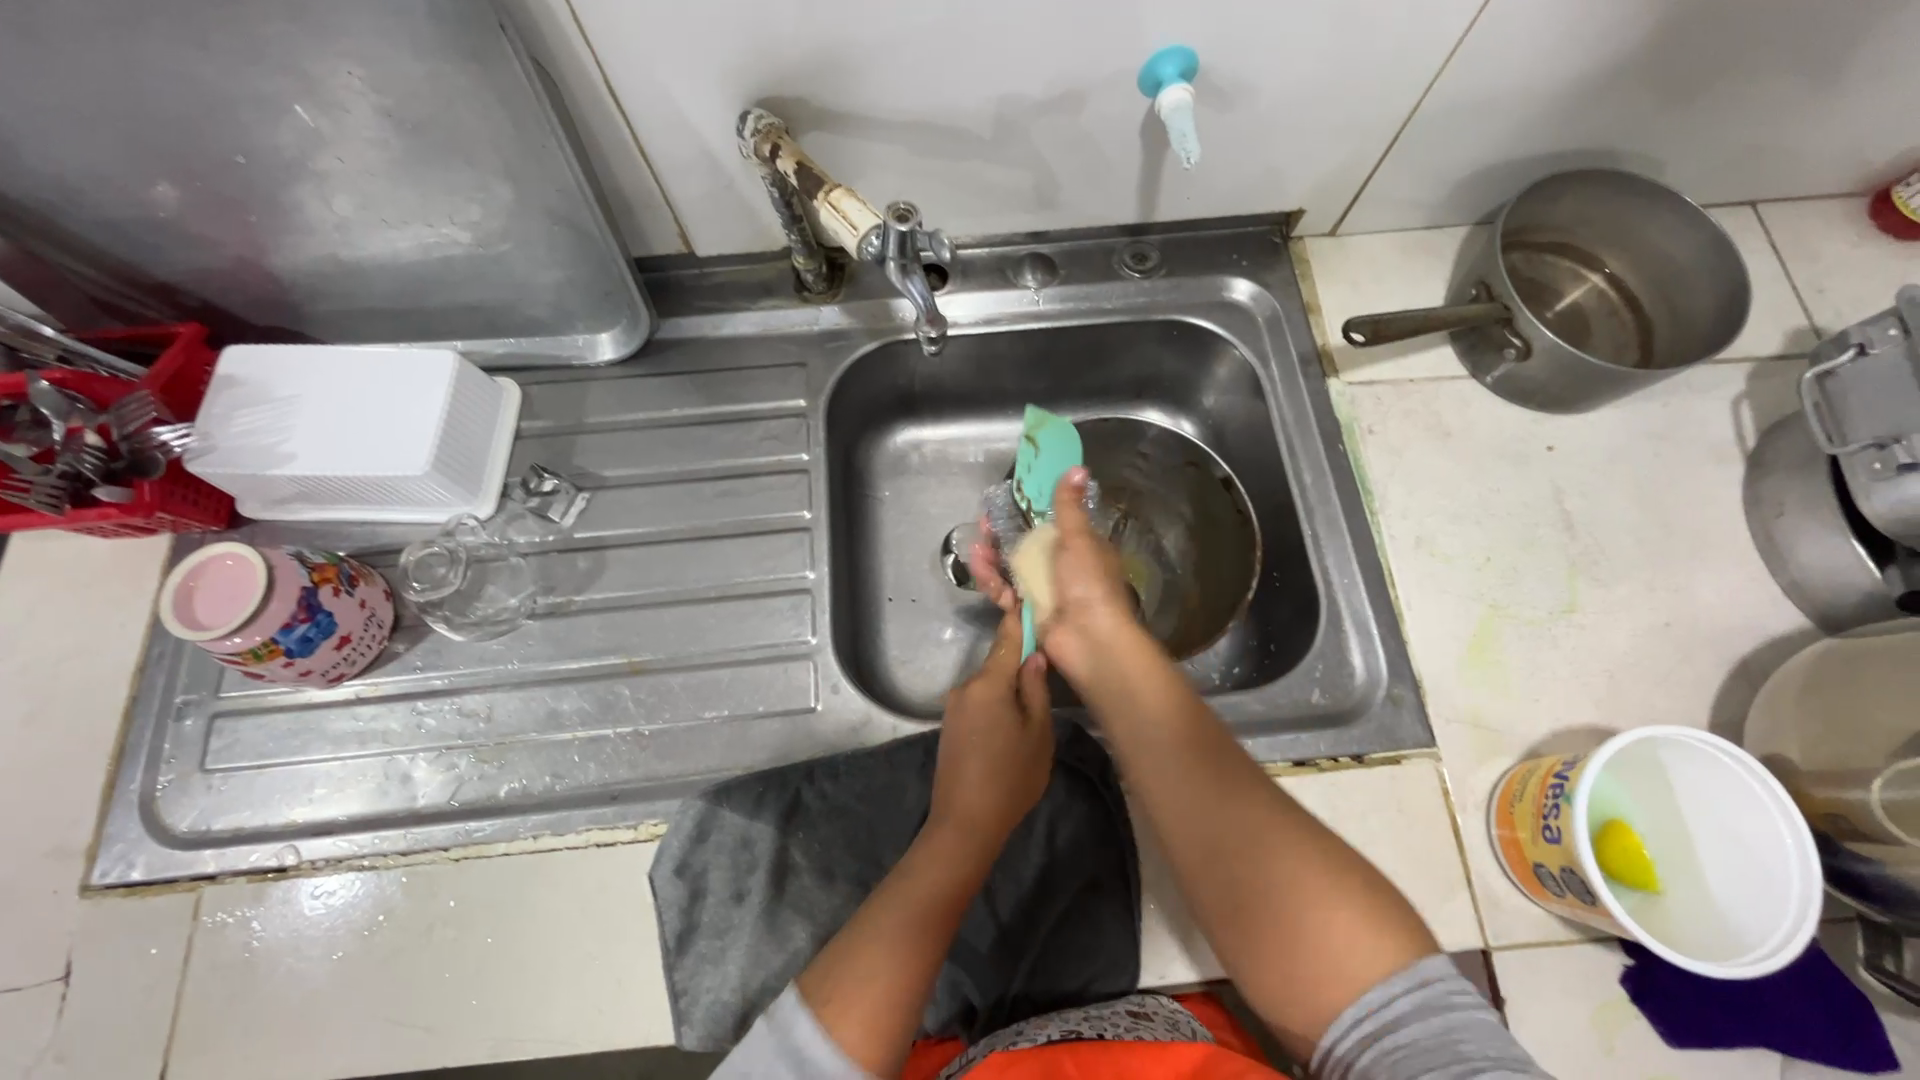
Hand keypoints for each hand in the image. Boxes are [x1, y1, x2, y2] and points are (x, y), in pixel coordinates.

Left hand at [927, 609, 1053, 848]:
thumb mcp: (1037, 733)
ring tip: (1035, 706)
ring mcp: (954, 707)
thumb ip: (1035, 689)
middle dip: (1021, 662)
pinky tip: (1012, 724)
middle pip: (998, 663)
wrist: (964, 823)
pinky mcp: (951, 725)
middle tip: (1049, 668)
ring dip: (1009, 688)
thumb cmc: (1010, 777)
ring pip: (989, 685)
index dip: (1020, 619)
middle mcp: (965, 687)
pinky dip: (997, 704)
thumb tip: (1034, 656)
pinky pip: (979, 702)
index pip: (1007, 638)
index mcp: (988, 683)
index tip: (1031, 599)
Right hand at [965, 468, 1146, 681]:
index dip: (1027, 512)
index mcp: (1079, 547)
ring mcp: (1044, 590)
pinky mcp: (1028, 611)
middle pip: (1024, 546)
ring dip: (992, 558)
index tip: (1006, 502)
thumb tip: (1078, 467)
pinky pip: (1005, 592)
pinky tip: (980, 571)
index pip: (1050, 523)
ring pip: (1010, 569)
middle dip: (1001, 536)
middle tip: (982, 525)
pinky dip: (992, 582)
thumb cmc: (1088, 582)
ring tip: (976, 549)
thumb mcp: (1079, 538)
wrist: (1089, 638)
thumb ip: (1068, 506)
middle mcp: (1061, 567)